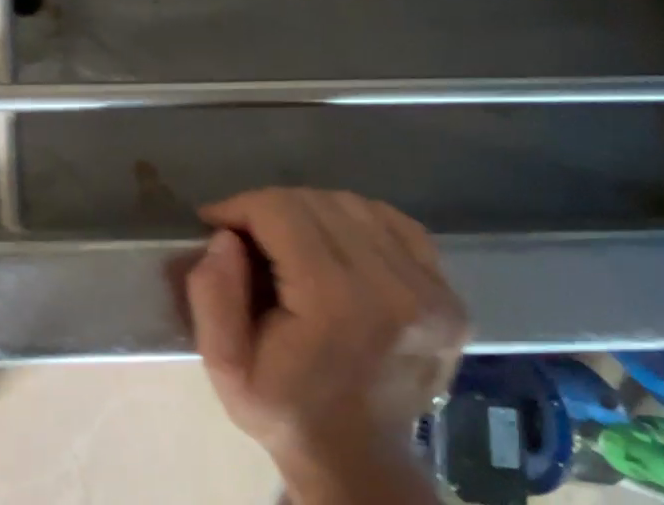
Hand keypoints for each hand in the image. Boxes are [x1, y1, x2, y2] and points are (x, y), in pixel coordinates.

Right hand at [184, 190, 466, 494]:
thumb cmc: (282, 410)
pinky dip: (358, 222)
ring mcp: (432, 293)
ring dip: (311, 212)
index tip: (214, 225)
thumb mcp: (223, 364)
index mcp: (336, 305)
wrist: (359, 460)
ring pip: (357, 206)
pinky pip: (398, 227)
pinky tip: (335, 246)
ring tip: (287, 242)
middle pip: (318, 202)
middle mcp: (395, 289)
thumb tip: (225, 236)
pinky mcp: (451, 298)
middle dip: (270, 208)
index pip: (281, 211)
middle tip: (245, 236)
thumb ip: (212, 295)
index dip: (239, 207)